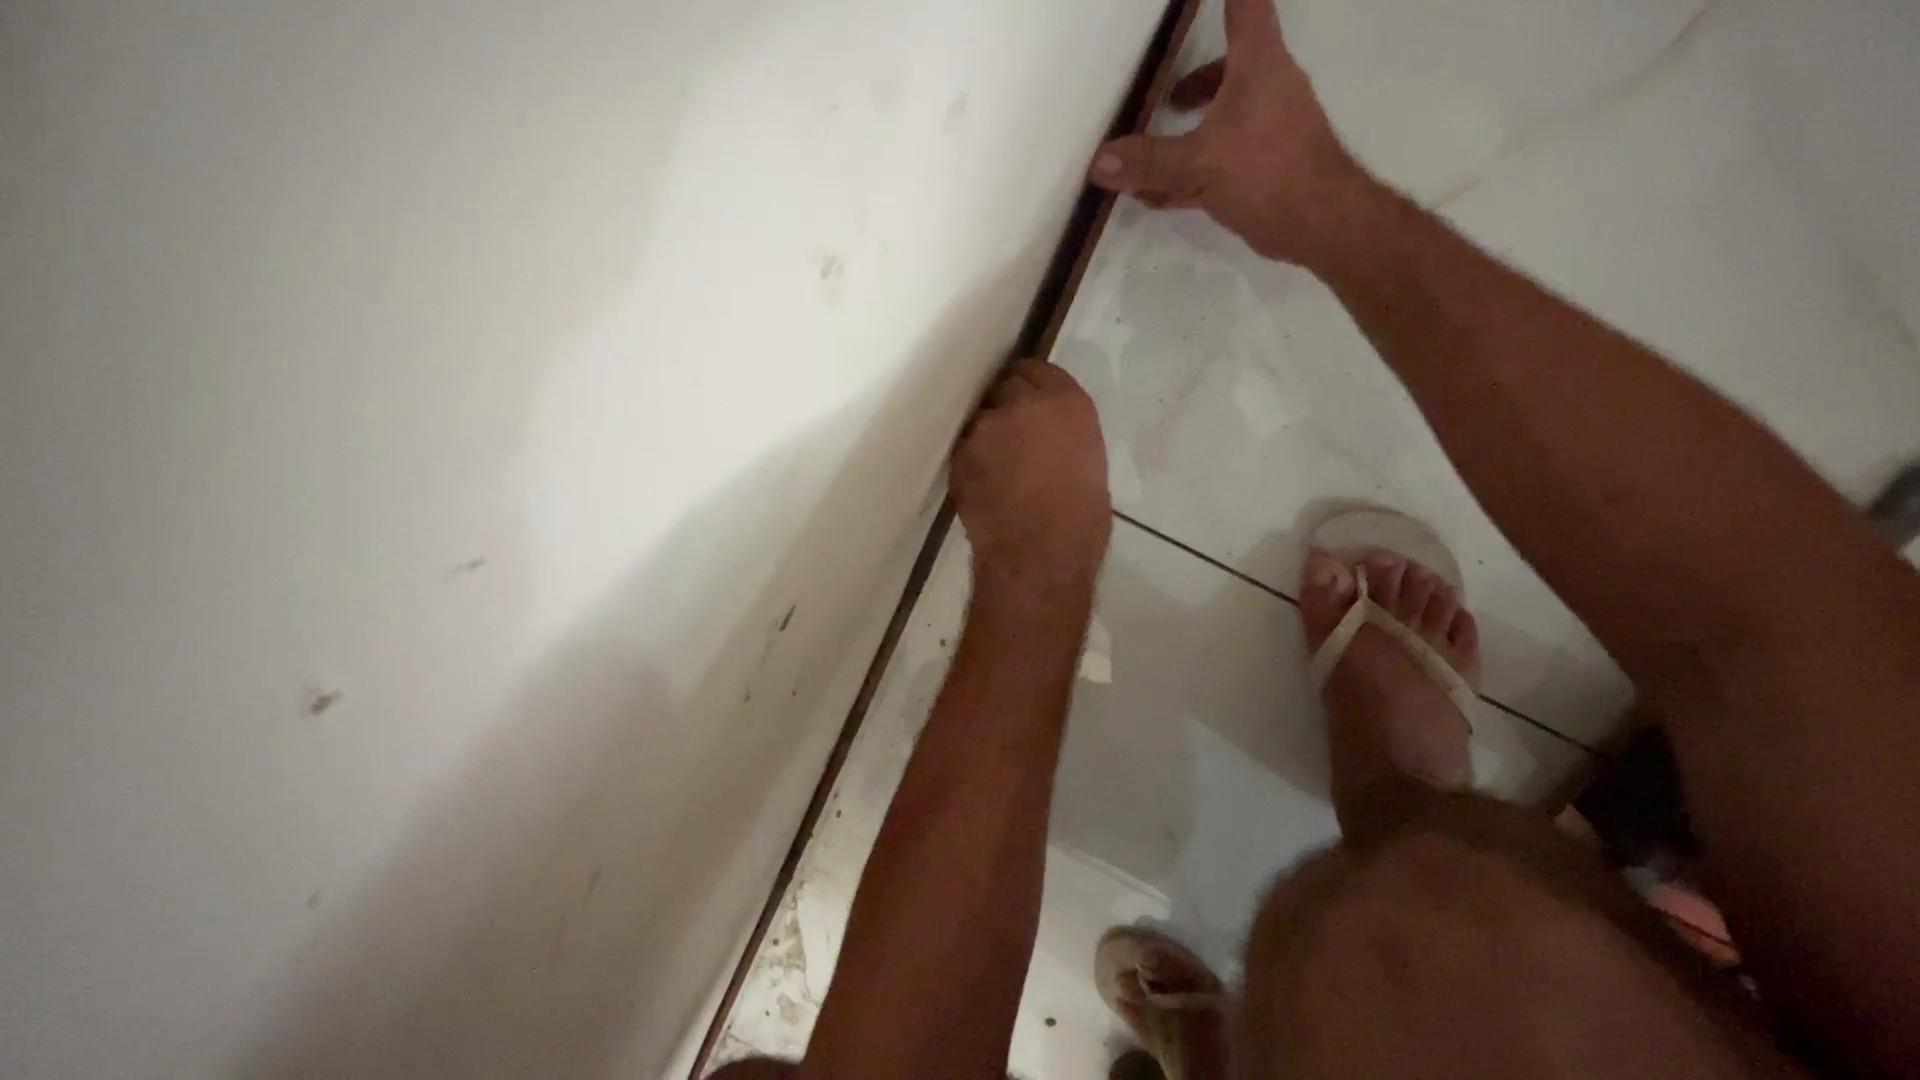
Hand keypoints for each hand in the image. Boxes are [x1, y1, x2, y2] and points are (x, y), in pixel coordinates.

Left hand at [951, 360, 1111, 592]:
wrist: (1038, 556)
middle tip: (1012, 433)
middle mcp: (1023, 403)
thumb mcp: (1089, 464)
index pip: (1037, 369)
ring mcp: (986, 426)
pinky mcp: (960, 453)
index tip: (1028, 400)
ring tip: (996, 465)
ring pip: (982, 418)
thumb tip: (1049, 440)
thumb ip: (1066, 437)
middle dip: (1007, 404)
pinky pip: (965, 448)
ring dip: (987, 433)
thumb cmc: (1081, 521)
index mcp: (1067, 402)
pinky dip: (972, 459)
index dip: (1030, 385)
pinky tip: (984, 483)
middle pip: (1005, 386)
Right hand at [1087, 0, 1377, 263]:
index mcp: (1258, 64)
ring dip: (1186, 135)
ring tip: (1147, 161)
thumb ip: (1148, 162)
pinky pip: (1219, 160)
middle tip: (1162, 98)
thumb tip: (1100, 163)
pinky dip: (1190, 172)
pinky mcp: (1265, 168)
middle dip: (1194, 84)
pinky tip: (1158, 196)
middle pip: (1228, 69)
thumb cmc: (1267, 172)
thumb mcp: (1198, 164)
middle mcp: (1268, 88)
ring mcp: (1269, 129)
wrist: (1321, 224)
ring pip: (1221, 120)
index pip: (1245, 6)